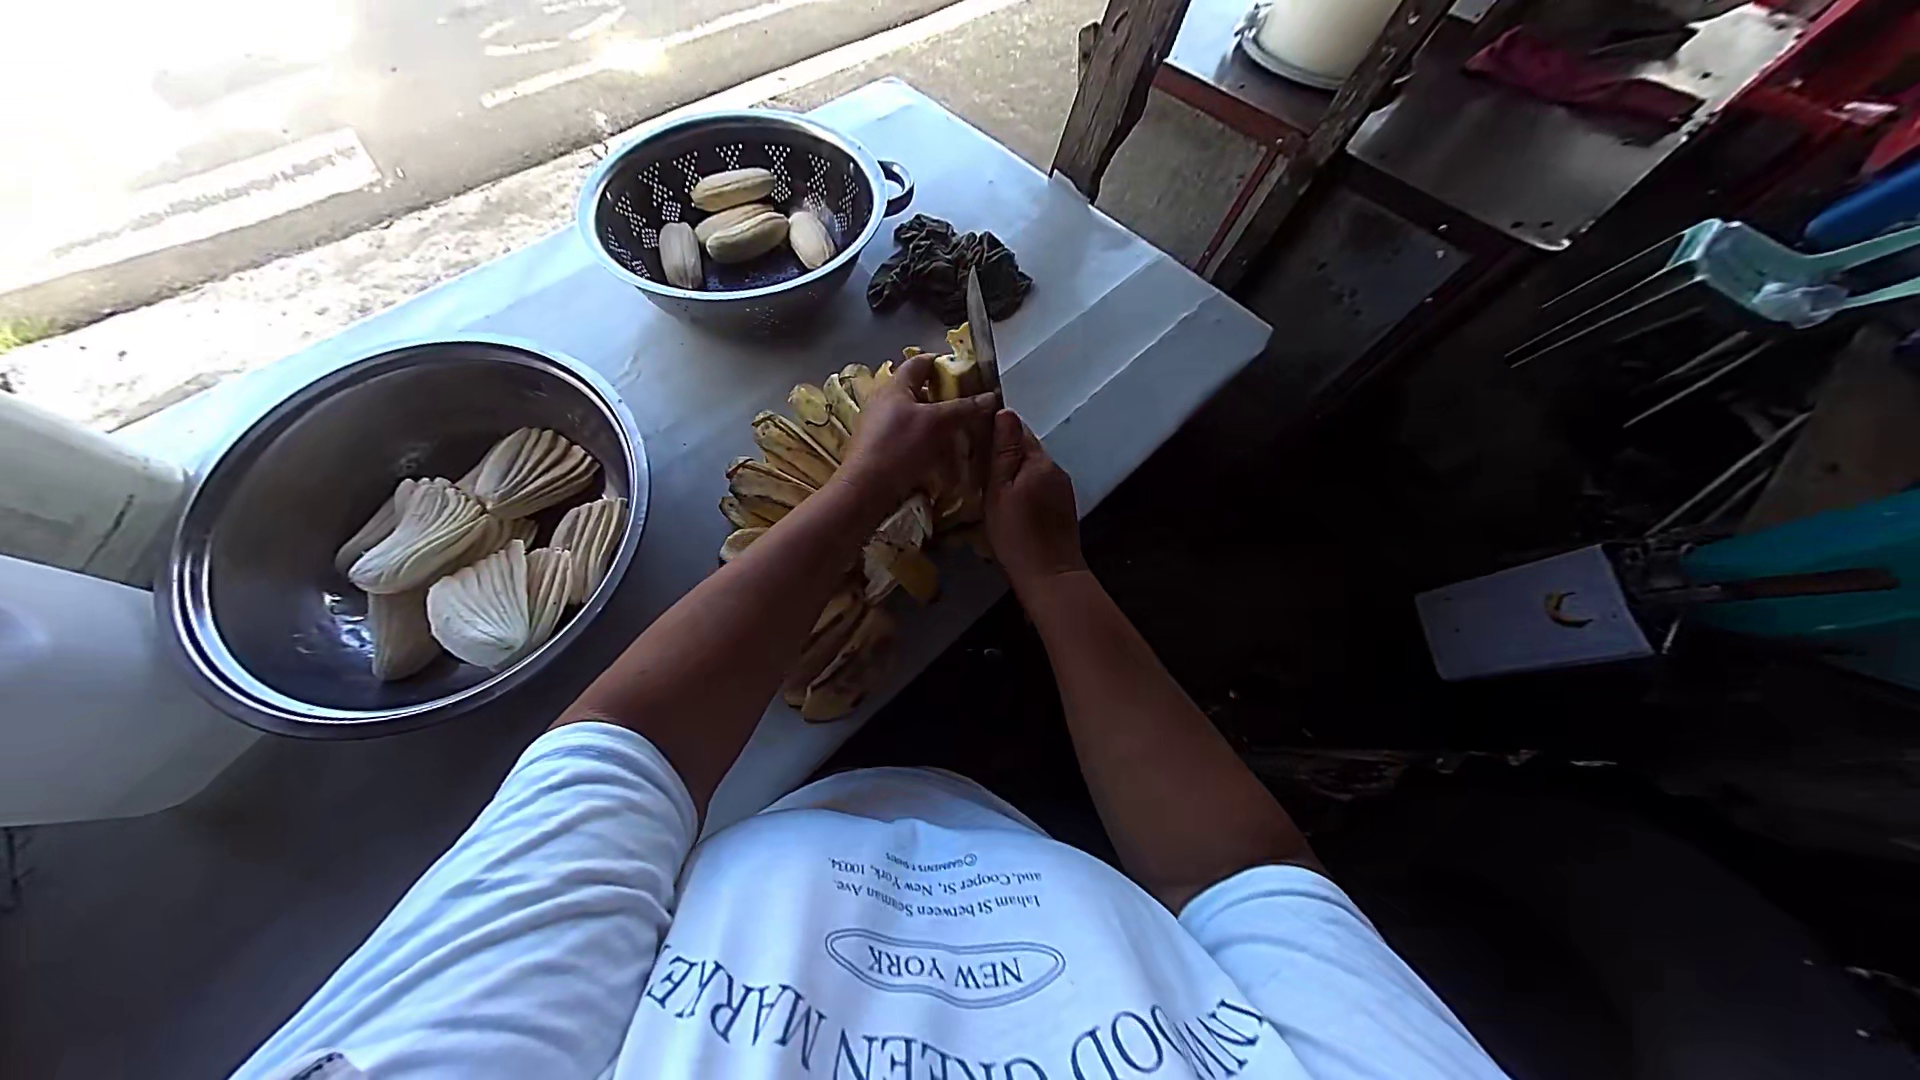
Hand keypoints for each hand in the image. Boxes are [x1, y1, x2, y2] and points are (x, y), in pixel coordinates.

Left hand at [836, 352, 997, 511]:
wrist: (866, 490)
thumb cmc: (898, 448)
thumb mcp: (936, 424)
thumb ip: (964, 408)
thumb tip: (990, 397)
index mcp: (895, 387)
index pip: (921, 362)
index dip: (944, 363)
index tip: (967, 373)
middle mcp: (885, 402)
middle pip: (921, 391)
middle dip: (946, 398)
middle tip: (969, 407)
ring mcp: (882, 427)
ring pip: (917, 418)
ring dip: (939, 424)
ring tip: (961, 433)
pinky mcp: (883, 449)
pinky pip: (910, 439)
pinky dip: (928, 443)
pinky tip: (942, 455)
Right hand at [984, 409, 1084, 589]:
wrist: (1050, 576)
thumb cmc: (1016, 536)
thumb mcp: (999, 492)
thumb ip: (1003, 452)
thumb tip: (1004, 412)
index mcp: (1039, 461)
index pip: (1018, 429)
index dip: (995, 430)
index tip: (973, 437)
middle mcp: (1055, 469)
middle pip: (1026, 448)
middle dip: (1003, 451)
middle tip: (975, 462)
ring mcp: (1062, 488)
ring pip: (1032, 468)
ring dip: (1014, 471)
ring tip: (989, 484)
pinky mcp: (1062, 506)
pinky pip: (1039, 485)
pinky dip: (1024, 487)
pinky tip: (1010, 502)